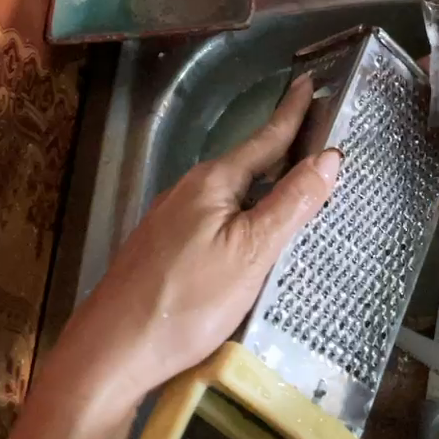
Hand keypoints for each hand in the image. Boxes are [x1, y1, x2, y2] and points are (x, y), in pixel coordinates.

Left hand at [58, 74, 341, 396]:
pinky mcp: (163, 248)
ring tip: (296, 186)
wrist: (109, 357)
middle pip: (249, 164)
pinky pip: (216, 216)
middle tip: (319, 139)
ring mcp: (171, 219)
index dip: (292, 113)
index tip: (308, 81)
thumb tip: (330, 156)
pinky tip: (251, 234)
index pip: (266, 138)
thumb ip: (291, 203)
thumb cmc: (187, 301)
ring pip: (231, 194)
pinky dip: (243, 213)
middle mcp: (190, 190)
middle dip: (282, 151)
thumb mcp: (252, 253)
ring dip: (264, 185)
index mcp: (214, 181)